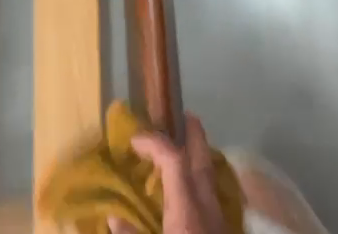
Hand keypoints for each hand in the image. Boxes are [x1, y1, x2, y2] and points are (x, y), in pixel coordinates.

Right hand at [110, 115, 228, 233]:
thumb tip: (113, 217)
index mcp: (186, 207)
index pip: (174, 159)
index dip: (155, 142)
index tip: (135, 139)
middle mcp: (206, 205)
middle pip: (202, 159)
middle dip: (194, 133)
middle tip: (182, 114)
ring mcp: (219, 216)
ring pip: (210, 174)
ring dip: (198, 154)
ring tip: (183, 144)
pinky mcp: (224, 228)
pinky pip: (211, 192)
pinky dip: (200, 178)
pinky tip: (190, 184)